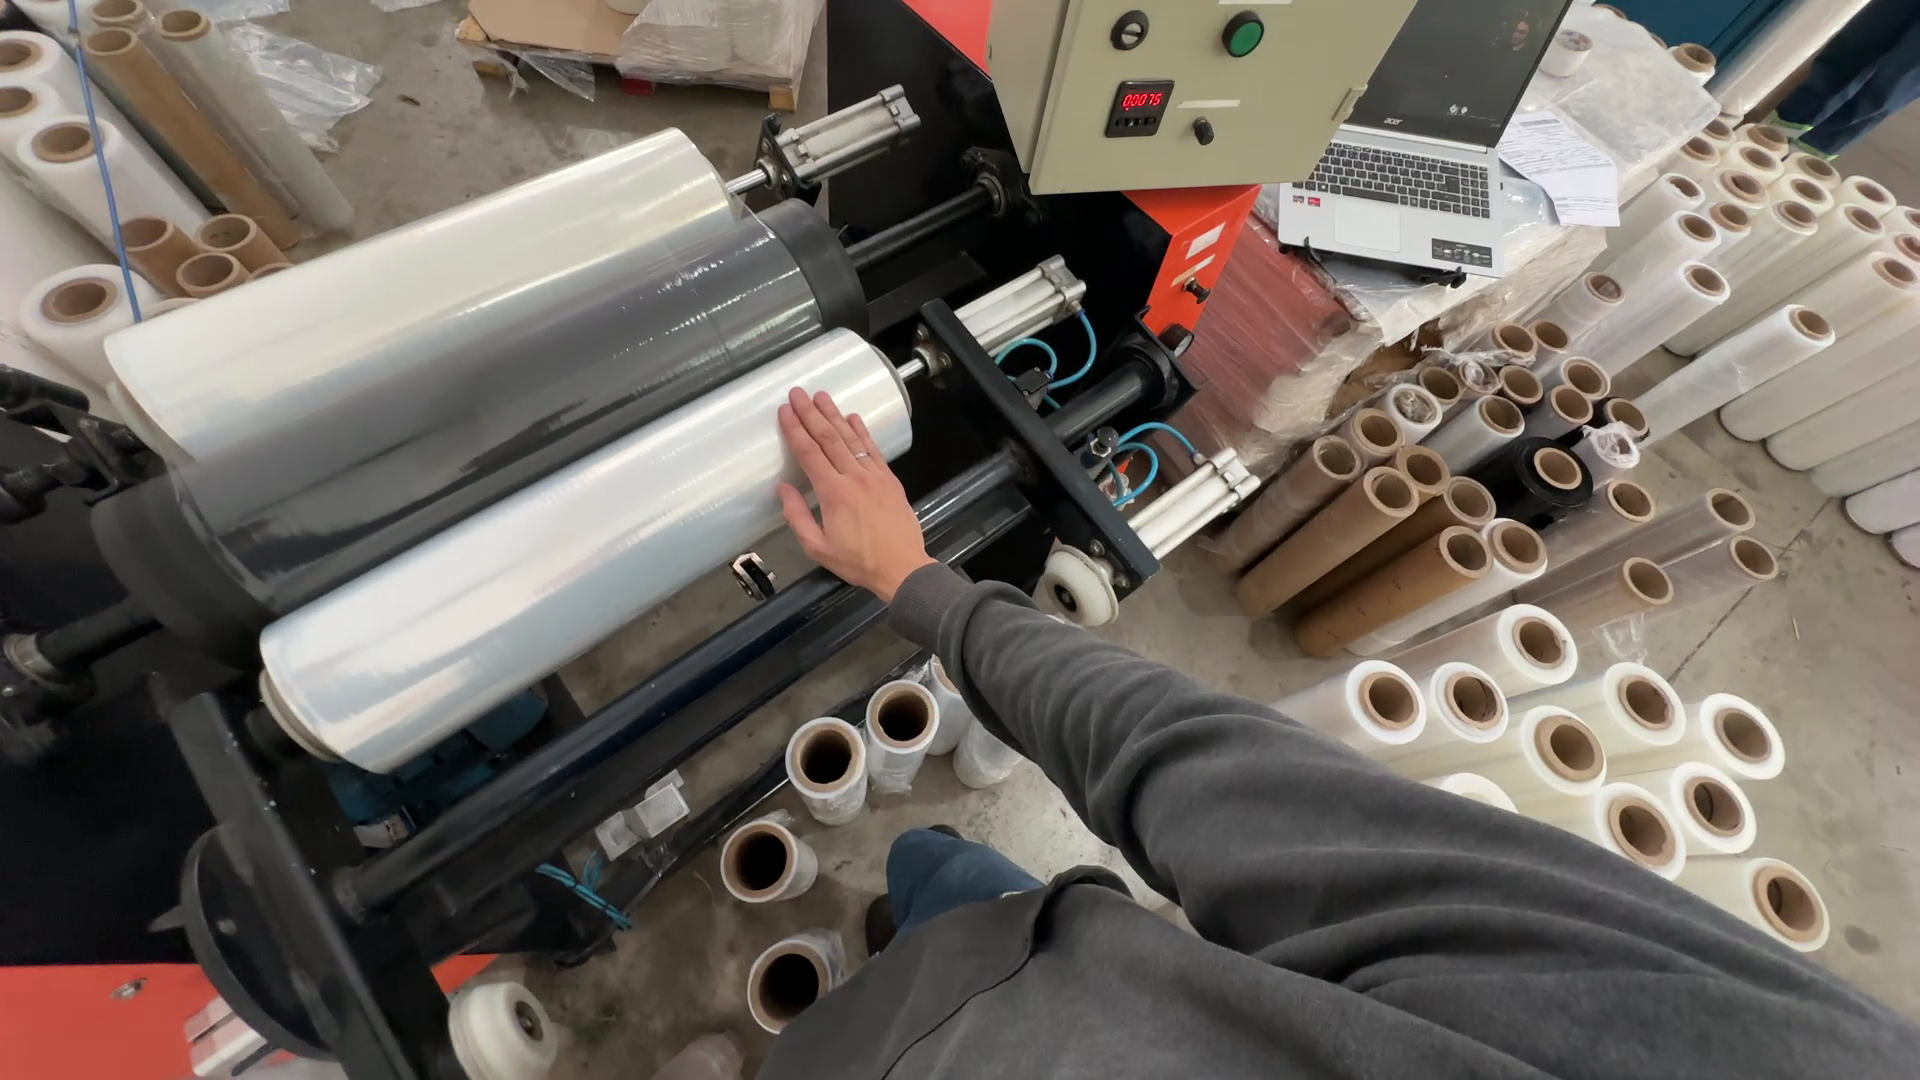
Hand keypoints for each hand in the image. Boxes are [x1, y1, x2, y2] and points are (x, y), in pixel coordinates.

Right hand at [777, 387, 933, 602]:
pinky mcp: (890, 480)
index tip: (785, 411)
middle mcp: (855, 478)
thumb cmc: (858, 562)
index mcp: (834, 494)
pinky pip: (873, 449)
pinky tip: (853, 417)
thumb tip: (783, 489)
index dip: (795, 430)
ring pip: (851, 439)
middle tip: (798, 393)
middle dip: (811, 413)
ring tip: (822, 396)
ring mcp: (875, 477)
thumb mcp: (818, 547)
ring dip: (835, 415)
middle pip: (829, 438)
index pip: (809, 454)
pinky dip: (862, 431)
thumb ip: (797, 517)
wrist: (902, 567)